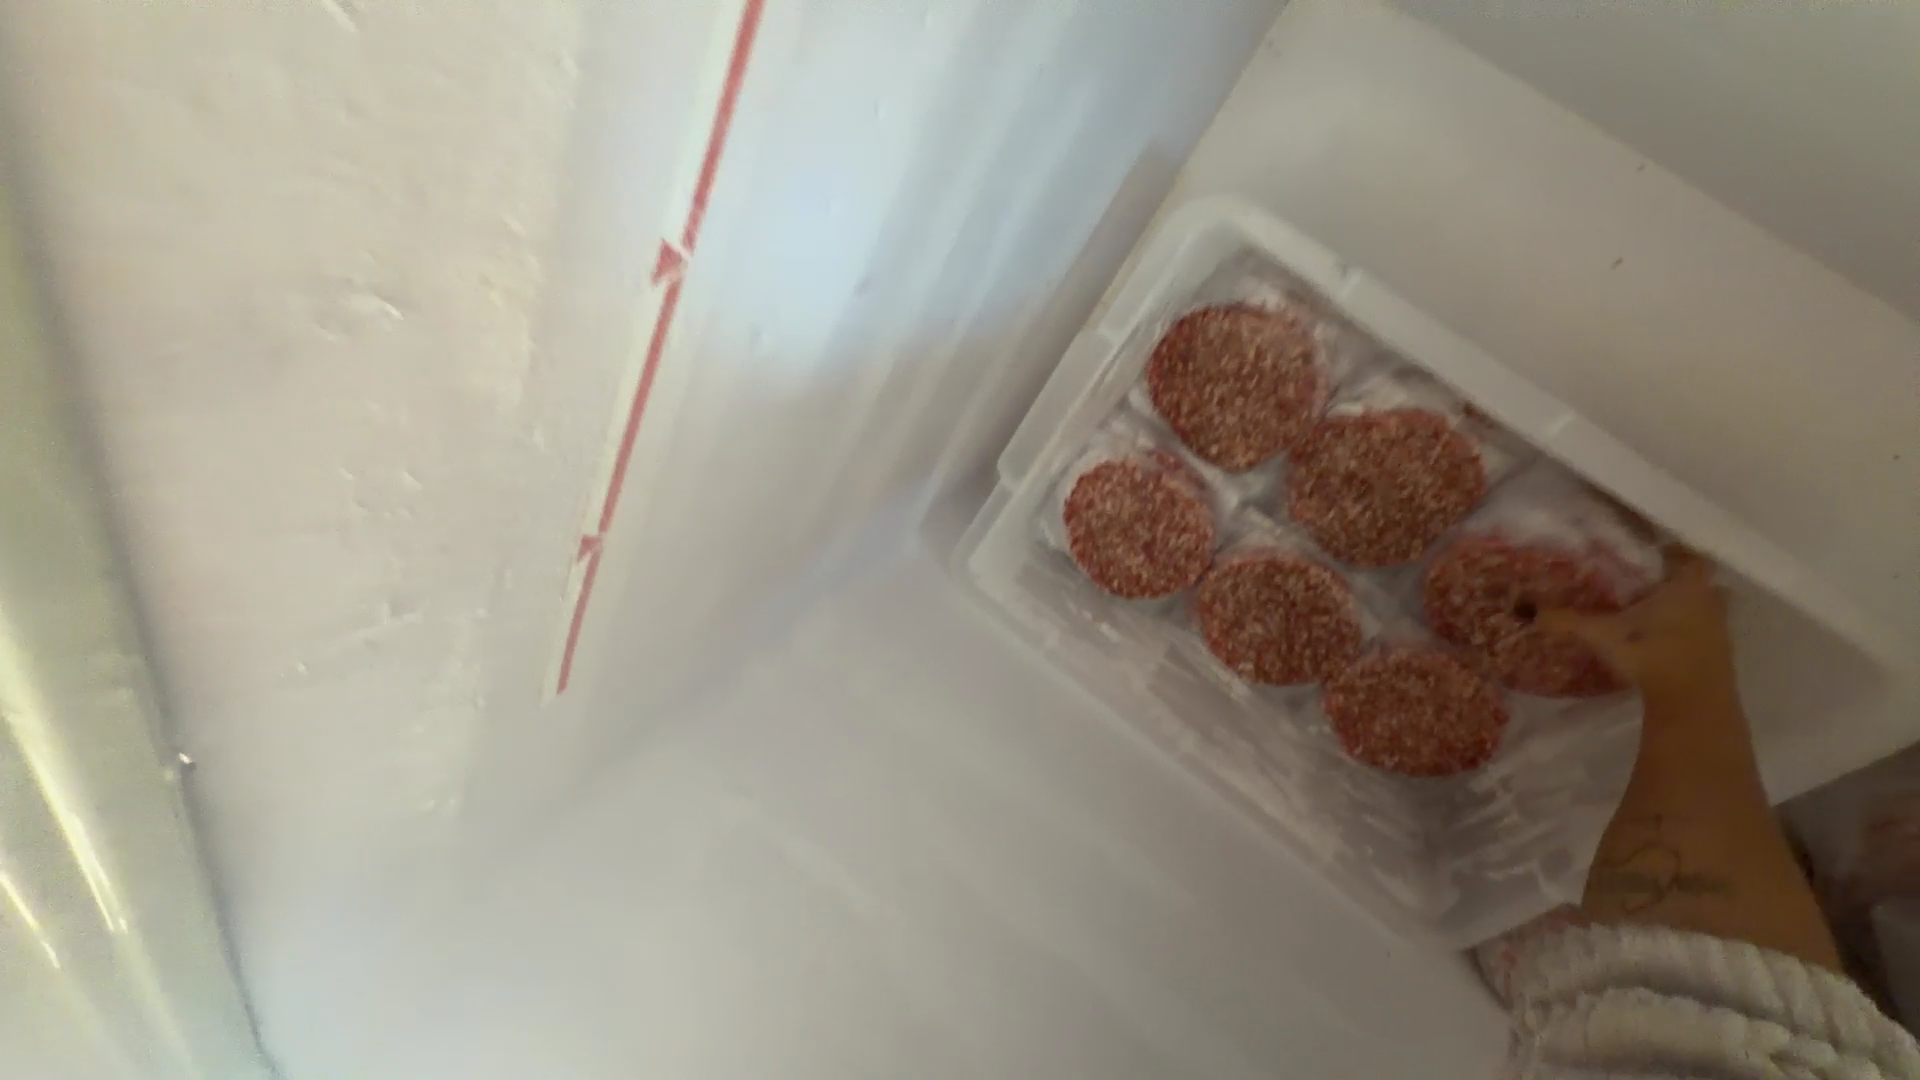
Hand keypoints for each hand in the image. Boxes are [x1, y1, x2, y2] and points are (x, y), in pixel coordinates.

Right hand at [1538, 545, 1734, 698]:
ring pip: (1704, 606)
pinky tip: (1659, 636)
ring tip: (1649, 608)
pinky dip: (1686, 628)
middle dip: (1676, 579)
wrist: (1692, 701)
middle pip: (1699, 581)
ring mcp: (1720, 628)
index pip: (1688, 556)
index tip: (1646, 551)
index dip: (1670, 551)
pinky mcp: (1720, 652)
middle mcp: (1709, 601)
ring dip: (1684, 605)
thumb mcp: (1599, 634)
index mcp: (1685, 587)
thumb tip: (1527, 609)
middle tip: (1645, 581)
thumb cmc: (1649, 653)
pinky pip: (1704, 628)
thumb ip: (1565, 620)